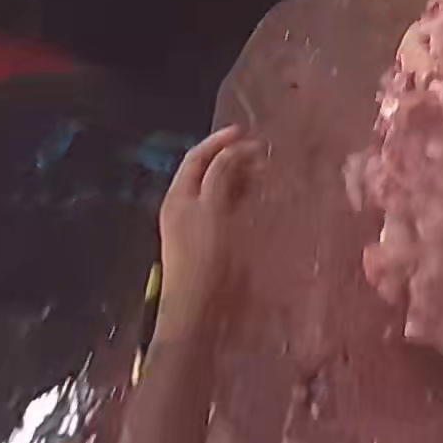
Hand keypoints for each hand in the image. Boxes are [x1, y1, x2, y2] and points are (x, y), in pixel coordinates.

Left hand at [156, 126, 262, 340]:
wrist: (196, 311)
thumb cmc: (204, 258)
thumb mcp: (213, 210)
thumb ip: (222, 175)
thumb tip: (235, 148)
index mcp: (179, 195)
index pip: (196, 157)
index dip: (219, 141)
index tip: (245, 131)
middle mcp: (183, 205)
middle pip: (206, 170)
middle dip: (232, 155)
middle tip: (261, 151)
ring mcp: (195, 222)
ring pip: (217, 186)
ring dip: (238, 173)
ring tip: (264, 169)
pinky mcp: (208, 238)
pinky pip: (224, 204)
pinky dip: (240, 192)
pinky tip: (256, 194)